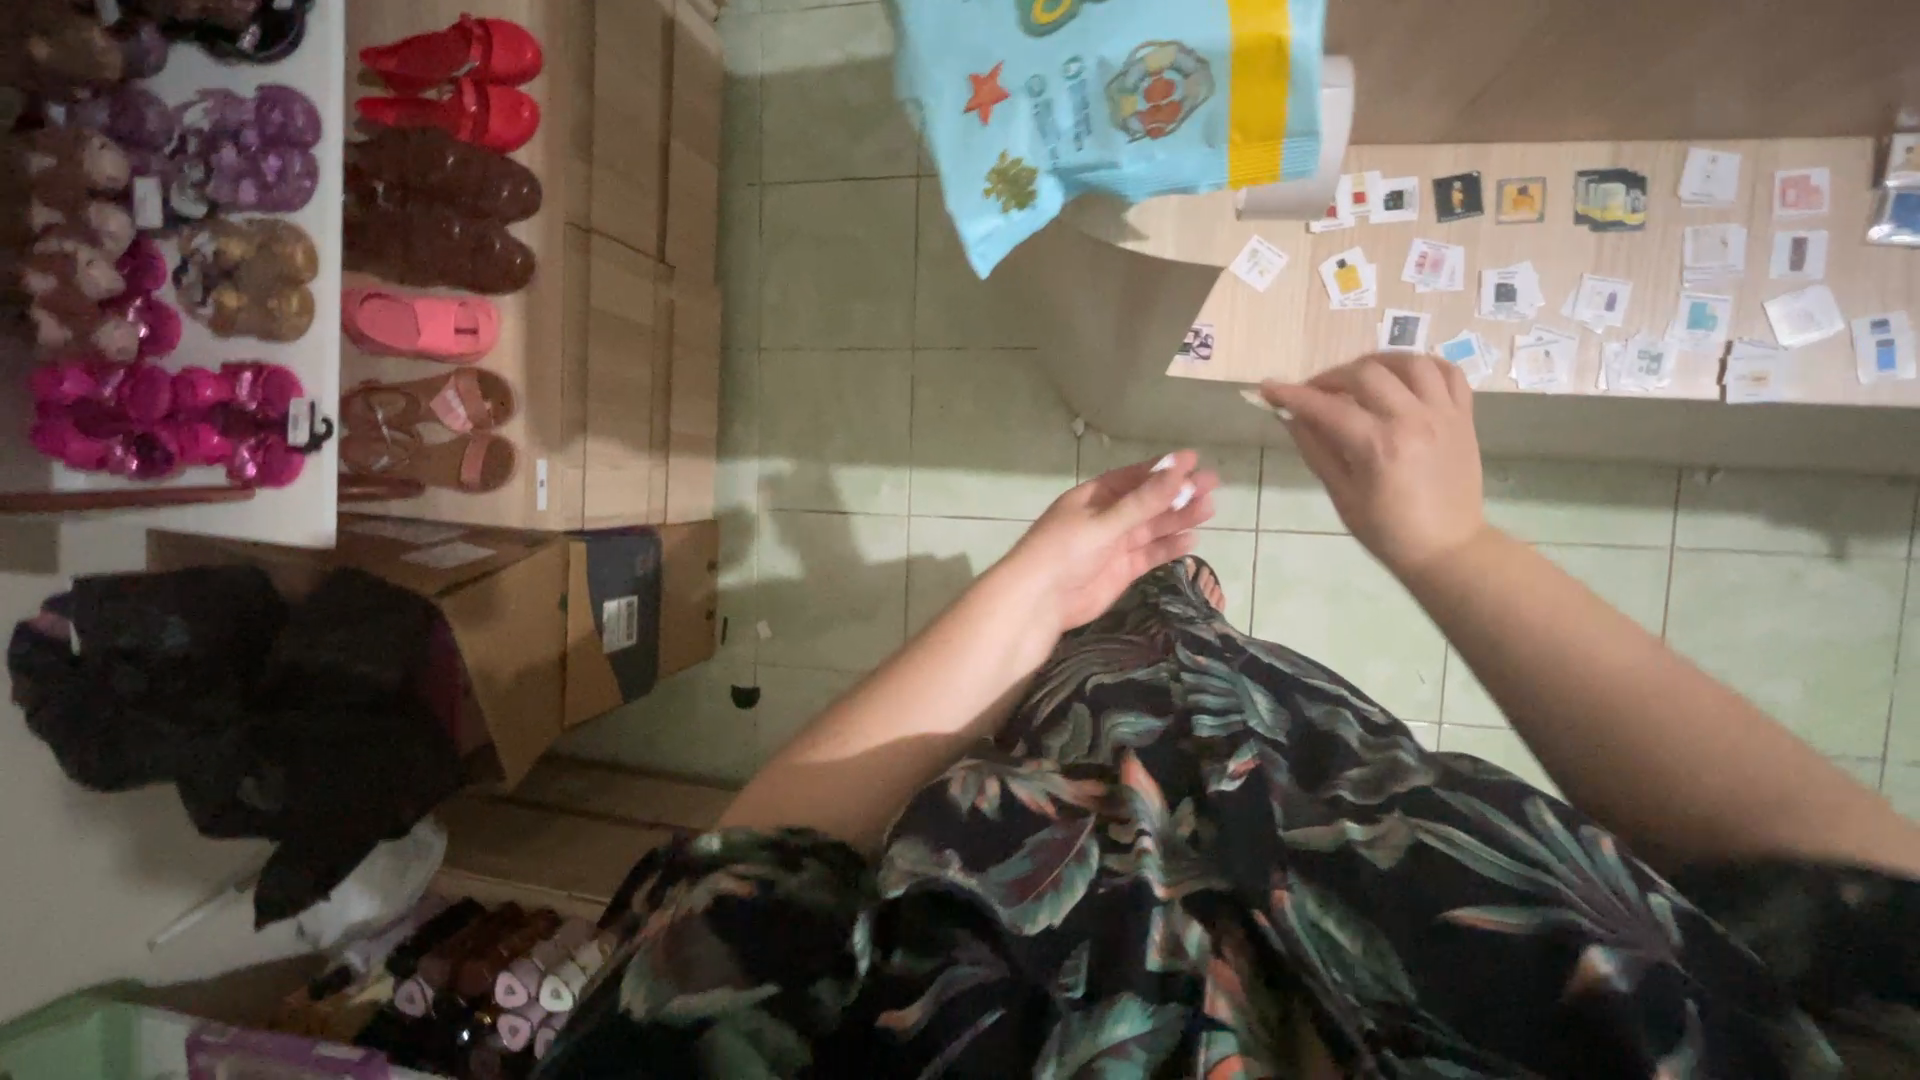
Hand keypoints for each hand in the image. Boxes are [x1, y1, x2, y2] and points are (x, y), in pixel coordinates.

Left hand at [996, 451, 1218, 633]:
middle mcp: (1104, 518)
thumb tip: (1177, 472)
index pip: (1132, 477)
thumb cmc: (1063, 552)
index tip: (1192, 460)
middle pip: (1146, 502)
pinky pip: (1149, 555)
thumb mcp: (1104, 523)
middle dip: (1177, 493)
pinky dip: (1169, 548)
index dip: (1161, 469)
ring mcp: (1113, 546)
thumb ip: (1142, 502)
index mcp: (1092, 497)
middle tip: (1213, 482)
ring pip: (1151, 528)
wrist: (1038, 602)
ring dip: (1178, 518)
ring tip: (1209, 508)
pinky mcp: (1120, 572)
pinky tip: (1192, 539)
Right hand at [1261, 353, 1485, 576]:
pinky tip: (1401, 379)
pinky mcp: (1463, 416)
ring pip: (1409, 363)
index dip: (1292, 395)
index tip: (1268, 388)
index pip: (1327, 408)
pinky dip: (1422, 366)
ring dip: (1376, 363)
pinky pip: (1447, 373)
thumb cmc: (1387, 530)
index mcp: (1379, 446)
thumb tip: (1291, 418)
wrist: (1448, 548)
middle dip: (1330, 377)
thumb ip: (1317, 450)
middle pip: (1365, 374)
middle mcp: (1413, 420)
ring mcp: (1443, 414)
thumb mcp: (1342, 495)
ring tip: (1357, 378)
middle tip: (1314, 393)